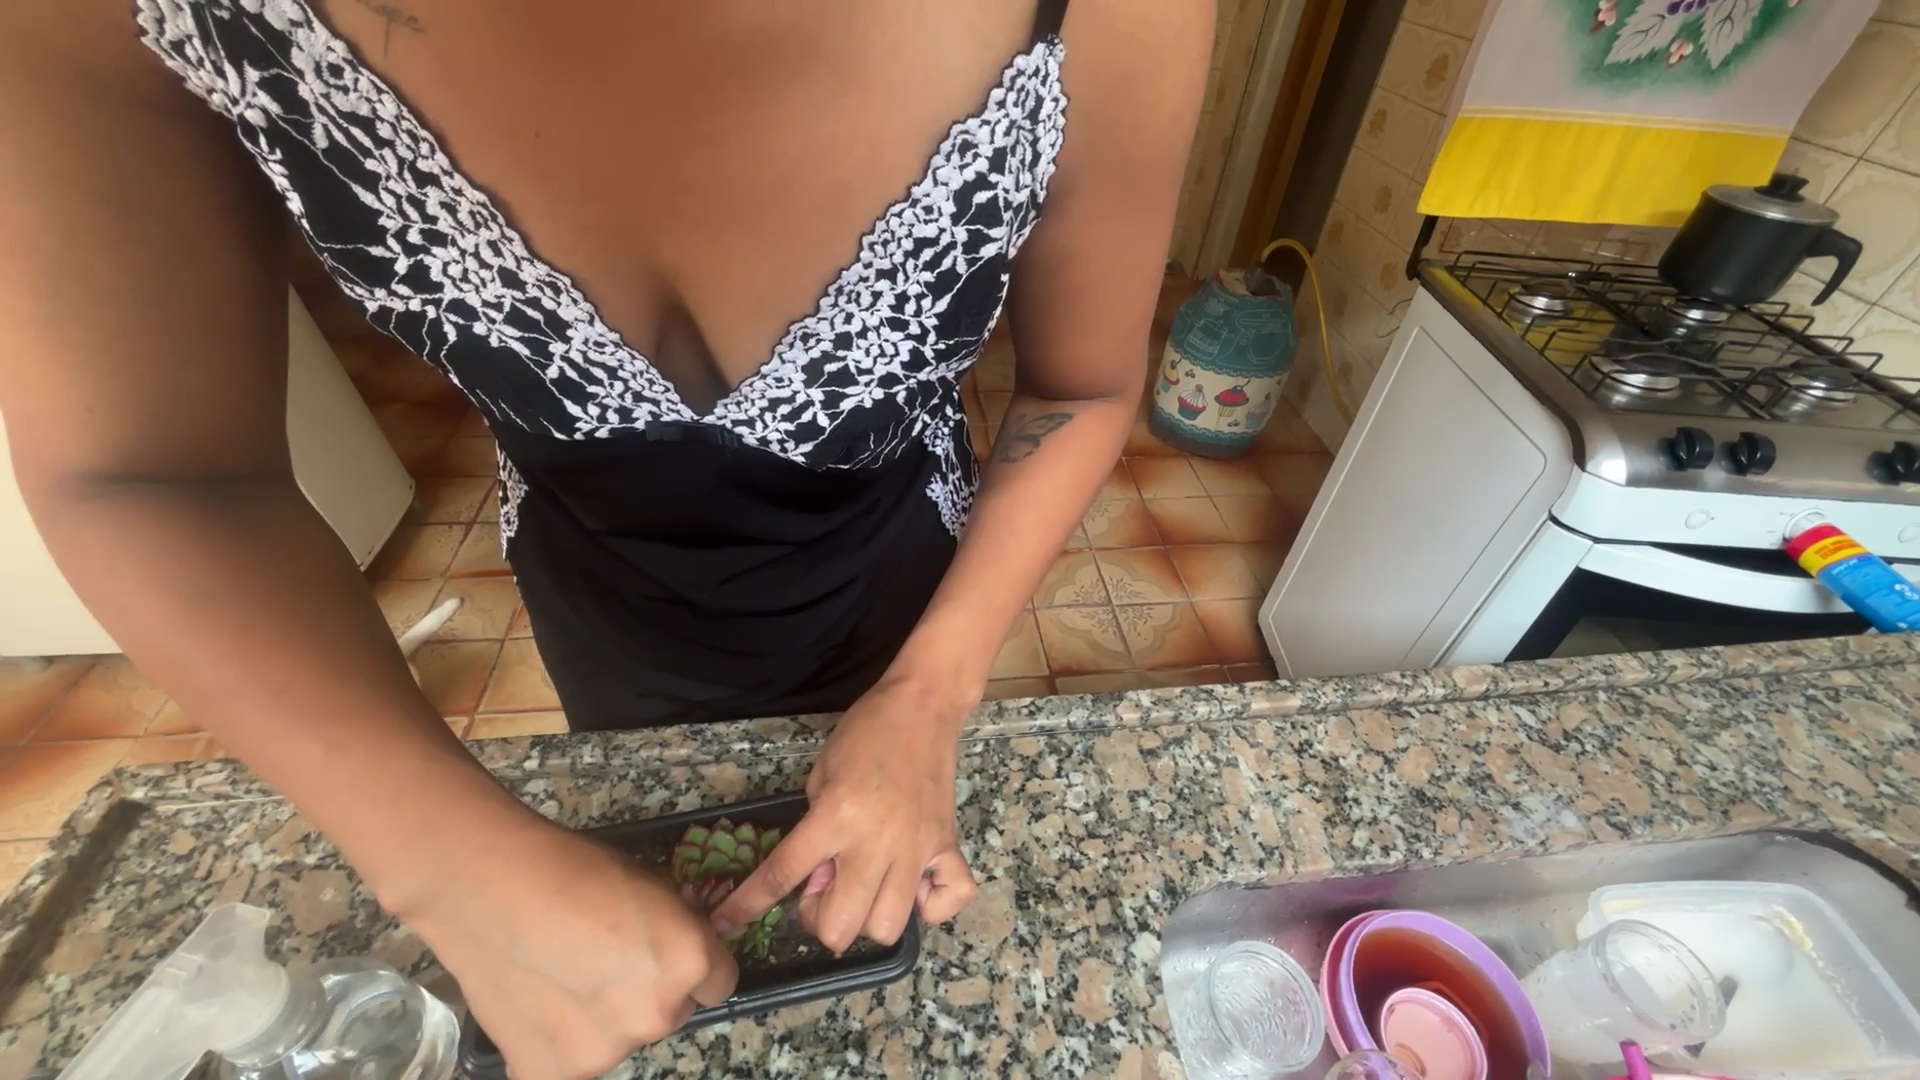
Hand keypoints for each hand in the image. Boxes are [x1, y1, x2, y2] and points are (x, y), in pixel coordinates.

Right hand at [402, 818, 737, 1079]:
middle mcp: (654, 1017)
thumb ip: (676, 936)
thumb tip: (678, 953)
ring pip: (621, 1039)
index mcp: (689, 964)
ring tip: (567, 980)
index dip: (698, 966)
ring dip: (606, 1020)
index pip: (720, 983)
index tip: (672, 955)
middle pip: (670, 1013)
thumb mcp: (656, 890)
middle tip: (610, 964)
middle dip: (650, 993)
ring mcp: (601, 1053)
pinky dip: (559, 1040)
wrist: (495, 890)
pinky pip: (569, 1060)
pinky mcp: (547, 1074)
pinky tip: (538, 1003)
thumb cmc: (582, 872)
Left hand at [712, 675, 977, 951]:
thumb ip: (813, 823)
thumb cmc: (867, 730)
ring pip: (887, 927)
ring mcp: (917, 849)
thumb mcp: (823, 770)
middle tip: (824, 887)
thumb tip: (820, 874)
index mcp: (836, 816)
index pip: (784, 874)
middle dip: (821, 918)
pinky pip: (947, 902)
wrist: (923, 705)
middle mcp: (876, 842)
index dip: (748, 905)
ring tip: (866, 886)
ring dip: (868, 917)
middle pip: (840, 927)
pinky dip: (930, 905)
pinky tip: (914, 885)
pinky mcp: (948, 845)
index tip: (727, 923)